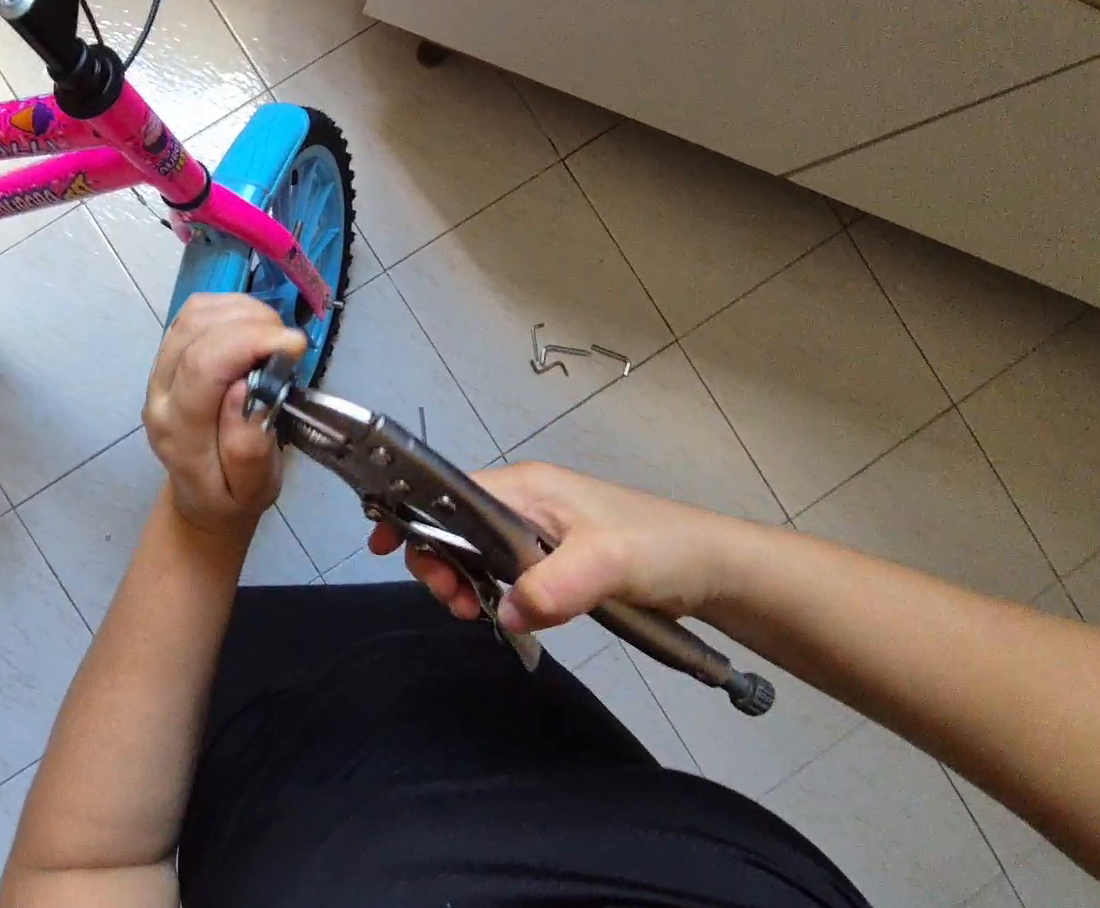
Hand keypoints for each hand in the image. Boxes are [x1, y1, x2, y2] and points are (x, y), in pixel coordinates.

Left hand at [144, 294, 307, 539]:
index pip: (203, 367)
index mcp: (179, 431)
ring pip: (194, 314)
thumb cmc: (232, 494)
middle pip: (196, 331)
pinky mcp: (169, 354)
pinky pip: (194, 313)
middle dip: (253, 323)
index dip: (250, 341)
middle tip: (290, 344)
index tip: (295, 344)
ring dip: (243, 312)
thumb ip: (248, 448)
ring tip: (275, 337)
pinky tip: (255, 329)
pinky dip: (231, 309)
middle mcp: (160, 395)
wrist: (202, 496)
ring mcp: (159, 370)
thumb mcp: (253, 490)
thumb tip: (246, 391)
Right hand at [369, 462, 746, 632]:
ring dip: (460, 579)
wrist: (714, 568)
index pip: (448, 493)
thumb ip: (555, 585)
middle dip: (437, 560)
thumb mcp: (609, 563)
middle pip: (451, 524)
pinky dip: (486, 589)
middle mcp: (521, 501)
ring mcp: (533, 529)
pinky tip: (497, 611)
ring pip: (471, 549)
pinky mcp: (548, 556)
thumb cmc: (660, 548)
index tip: (384, 548)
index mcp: (524, 487)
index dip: (411, 516)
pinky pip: (497, 569)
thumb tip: (506, 613)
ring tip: (474, 612)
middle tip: (456, 604)